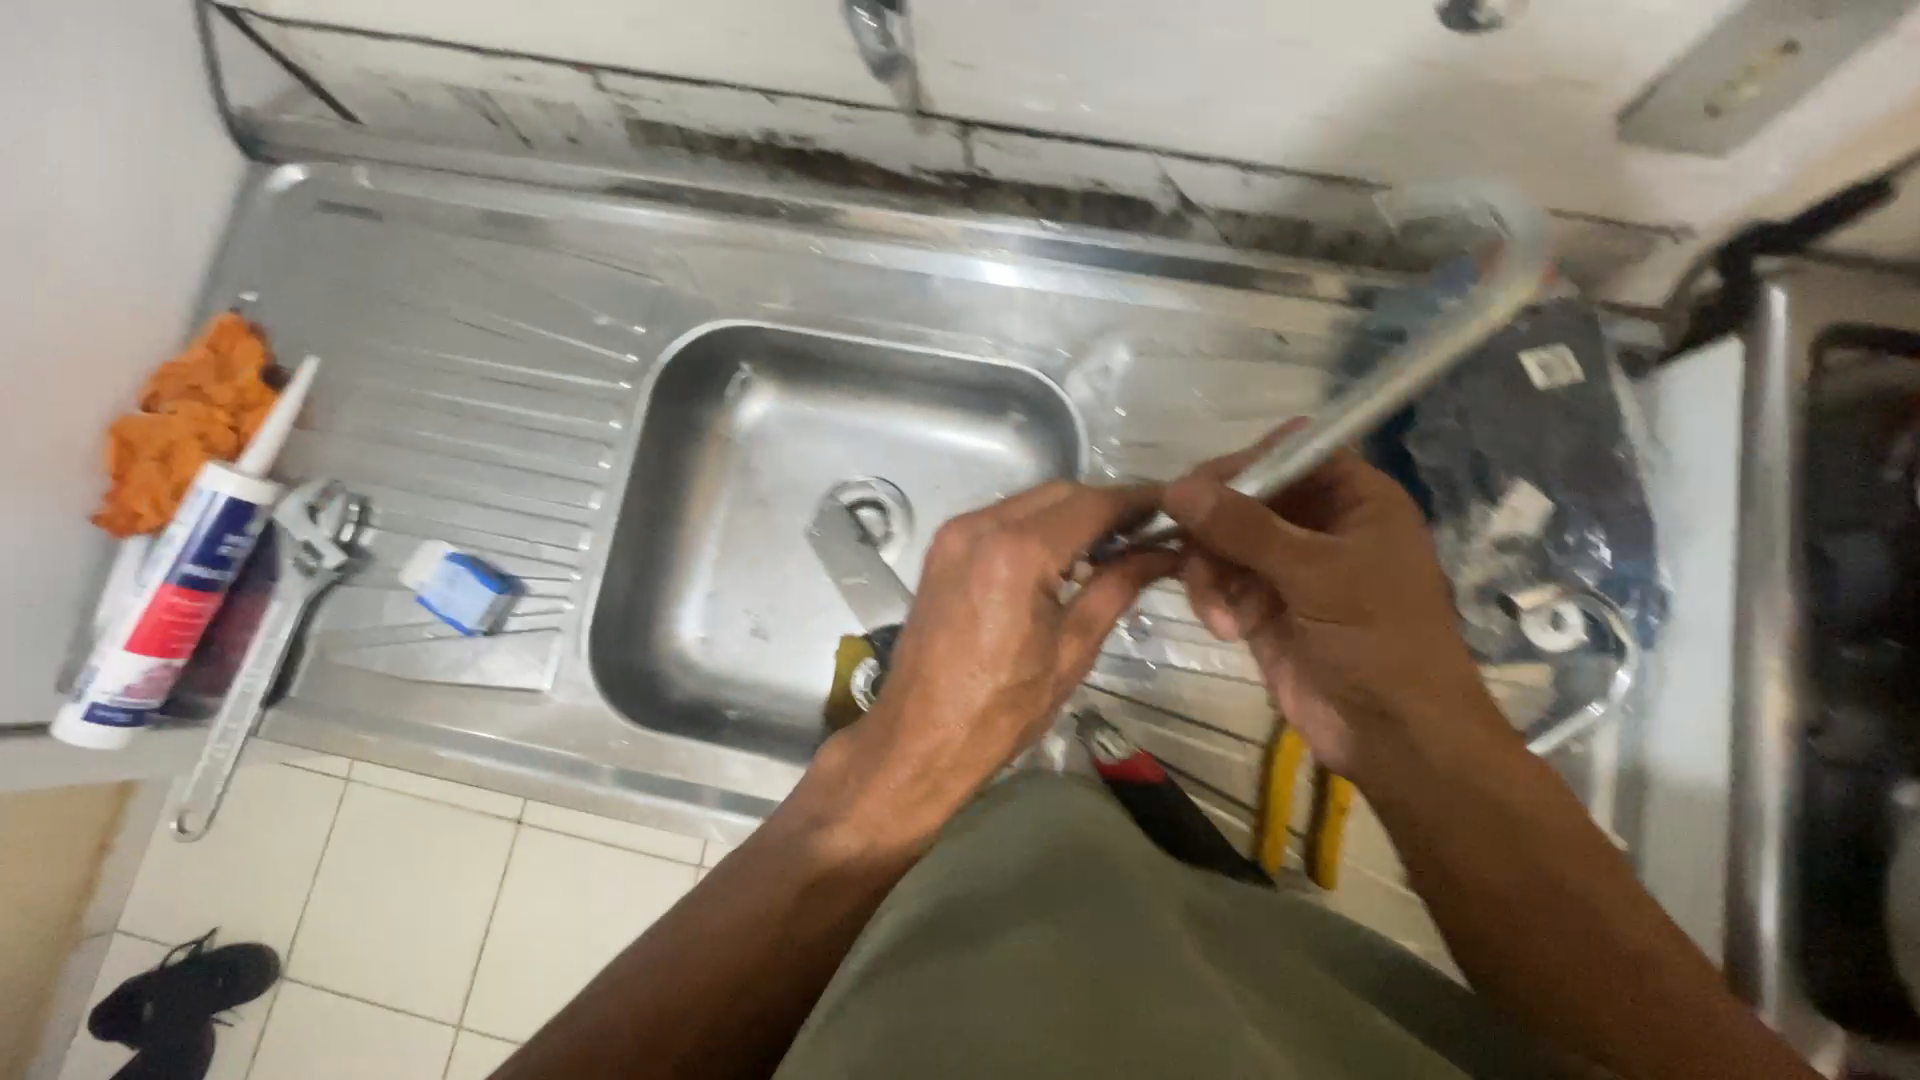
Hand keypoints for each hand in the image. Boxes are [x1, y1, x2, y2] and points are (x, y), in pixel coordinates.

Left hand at [861, 482, 1177, 784]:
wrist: (919, 736)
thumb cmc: (1002, 709)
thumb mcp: (1072, 649)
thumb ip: (1117, 588)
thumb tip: (1161, 553)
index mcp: (1016, 552)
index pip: (1092, 505)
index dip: (1138, 502)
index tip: (1174, 508)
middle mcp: (979, 526)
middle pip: (1060, 494)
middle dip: (1106, 507)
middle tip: (1148, 534)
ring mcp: (954, 534)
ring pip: (1030, 503)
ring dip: (1072, 516)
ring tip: (1112, 550)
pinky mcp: (942, 549)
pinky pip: (1001, 520)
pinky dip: (1037, 529)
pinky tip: (1063, 561)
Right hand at [1162, 430, 1497, 780]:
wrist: (1394, 736)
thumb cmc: (1378, 640)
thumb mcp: (1316, 574)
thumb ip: (1245, 527)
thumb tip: (1176, 488)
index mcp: (1356, 500)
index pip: (1290, 453)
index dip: (1244, 465)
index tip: (1195, 489)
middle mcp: (1321, 524)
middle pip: (1247, 497)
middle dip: (1214, 528)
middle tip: (1188, 551)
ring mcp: (1289, 567)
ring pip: (1223, 541)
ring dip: (1210, 572)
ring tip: (1218, 613)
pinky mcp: (1264, 605)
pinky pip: (1220, 581)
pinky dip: (1214, 600)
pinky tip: (1226, 629)